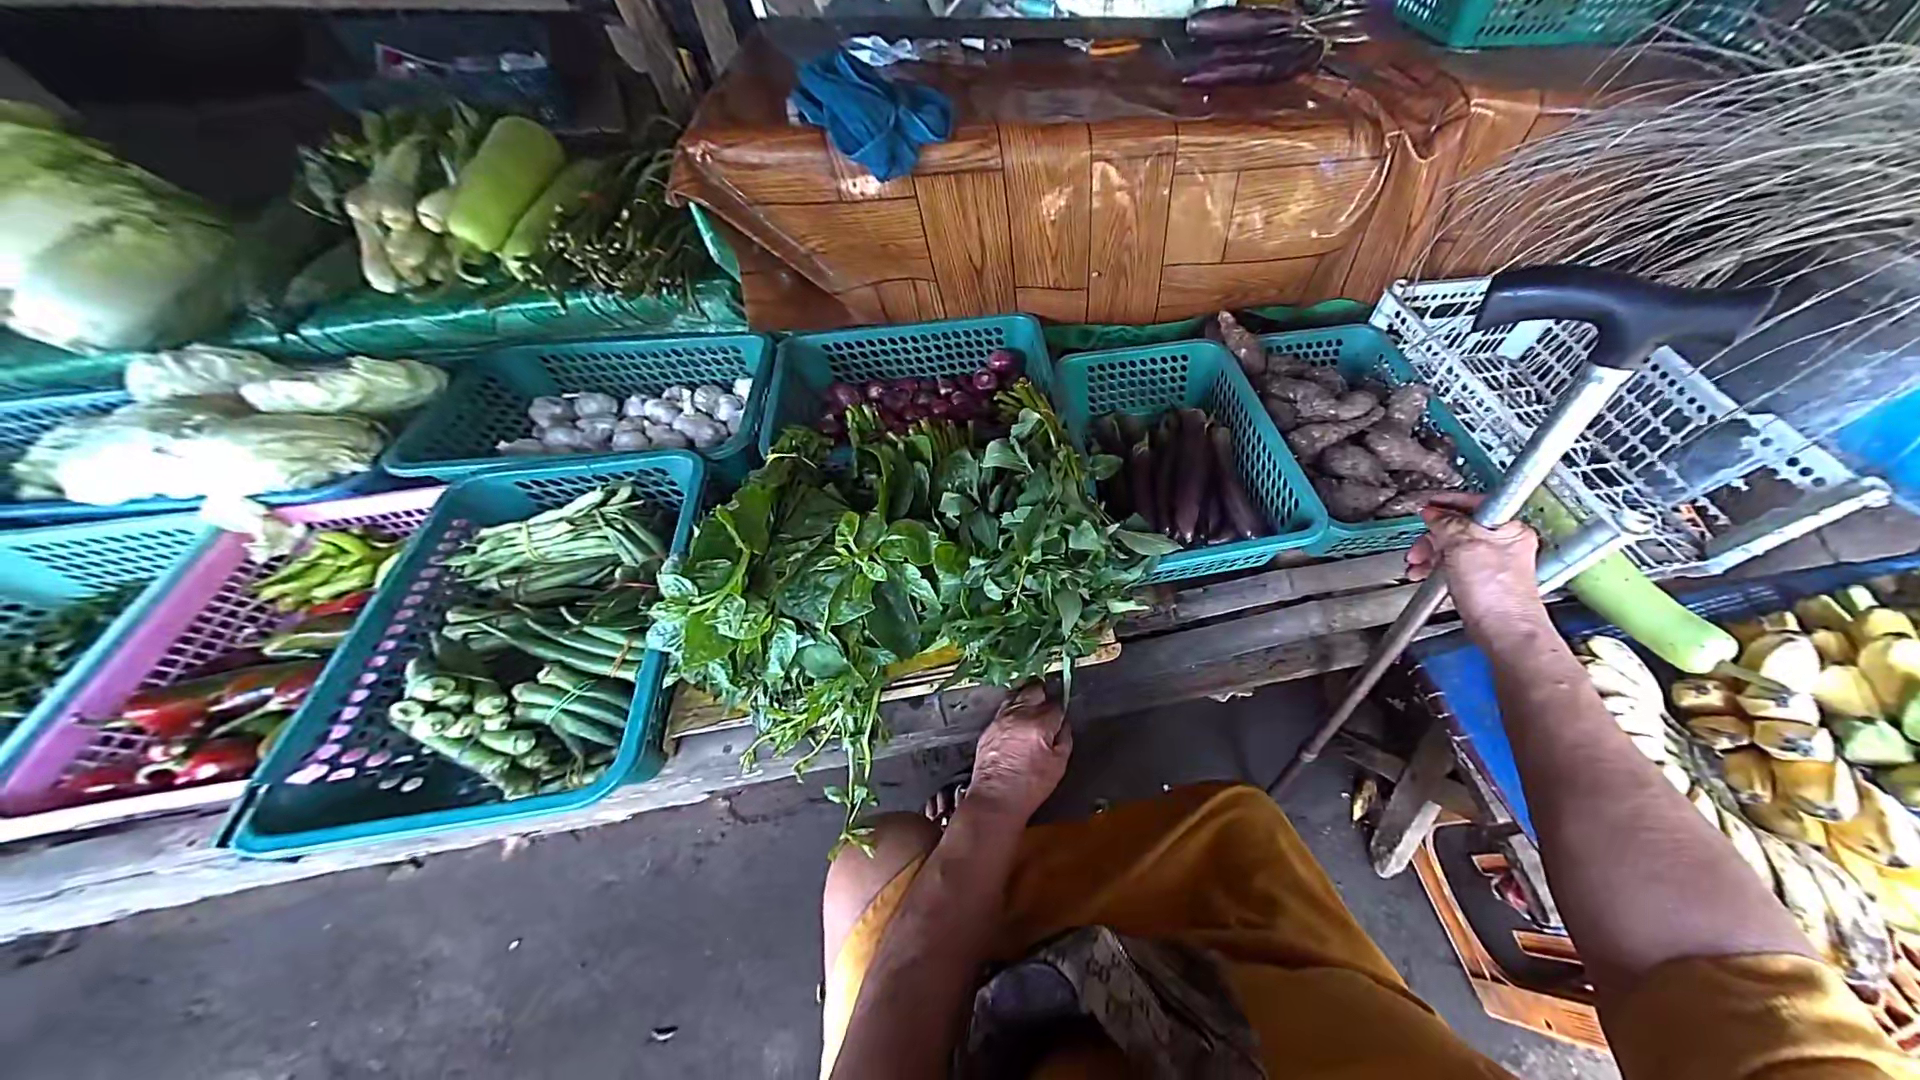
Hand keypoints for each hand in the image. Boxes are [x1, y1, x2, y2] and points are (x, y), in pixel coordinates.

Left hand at [964, 682, 1071, 825]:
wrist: (996, 798)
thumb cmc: (1030, 786)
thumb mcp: (1059, 765)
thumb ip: (1064, 738)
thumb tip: (1063, 724)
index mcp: (1039, 723)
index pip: (1055, 705)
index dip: (1060, 709)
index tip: (1061, 715)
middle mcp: (1019, 715)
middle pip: (1033, 690)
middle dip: (1043, 693)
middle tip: (1048, 701)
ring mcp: (1001, 719)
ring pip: (1016, 695)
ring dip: (1026, 697)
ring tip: (1032, 705)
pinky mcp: (989, 727)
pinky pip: (1003, 709)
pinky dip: (1012, 710)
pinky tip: (1017, 719)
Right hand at [1406, 492, 1543, 626]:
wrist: (1501, 628)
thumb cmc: (1494, 591)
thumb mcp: (1463, 545)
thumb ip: (1446, 523)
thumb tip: (1433, 512)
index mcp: (1508, 528)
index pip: (1475, 504)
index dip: (1448, 503)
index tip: (1428, 504)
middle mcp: (1502, 542)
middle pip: (1458, 526)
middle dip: (1432, 535)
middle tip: (1419, 545)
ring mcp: (1491, 561)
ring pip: (1450, 546)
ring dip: (1428, 552)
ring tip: (1416, 563)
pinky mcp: (1479, 578)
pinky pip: (1450, 562)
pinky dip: (1433, 565)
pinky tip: (1422, 573)